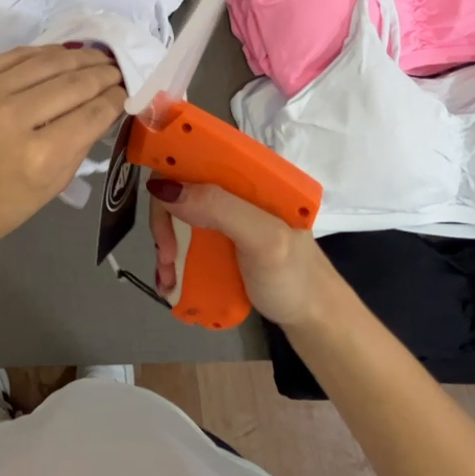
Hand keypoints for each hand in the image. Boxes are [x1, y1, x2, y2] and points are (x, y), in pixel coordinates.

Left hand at [0, 45, 124, 265]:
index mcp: (38, 155)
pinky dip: (43, 53)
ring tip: (97, 57)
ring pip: (47, 60)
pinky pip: (15, 55)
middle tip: (119, 71)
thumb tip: (104, 109)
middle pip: (73, 82)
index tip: (127, 91)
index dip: (116, 98)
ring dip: (78, 56)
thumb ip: (79, 146)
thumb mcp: (49, 189)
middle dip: (103, 73)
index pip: (92, 112)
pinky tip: (61, 55)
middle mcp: (12, 117)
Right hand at [147, 180, 337, 328]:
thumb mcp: (263, 239)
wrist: (315, 322)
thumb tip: (161, 187)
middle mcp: (235, 189)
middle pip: (181, 186)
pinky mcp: (220, 241)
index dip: (170, 169)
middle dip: (165, 221)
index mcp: (251, 174)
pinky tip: (169, 281)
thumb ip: (219, 207)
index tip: (158, 204)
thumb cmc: (296, 278)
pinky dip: (171, 259)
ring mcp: (226, 216)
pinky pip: (184, 240)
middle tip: (166, 254)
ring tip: (167, 277)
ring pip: (178, 215)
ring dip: (165, 245)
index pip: (198, 152)